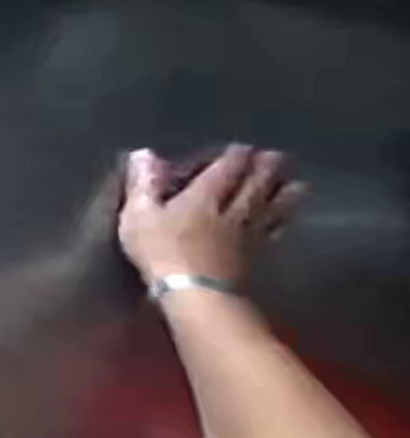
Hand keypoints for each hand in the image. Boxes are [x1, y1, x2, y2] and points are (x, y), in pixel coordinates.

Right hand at [118, 144, 303, 285]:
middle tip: (278, 157)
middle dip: (264, 172)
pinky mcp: (254, 253)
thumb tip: (145, 153)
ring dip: (284, 195)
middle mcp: (230, 212)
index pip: (221, 174)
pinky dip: (282, 221)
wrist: (194, 290)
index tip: (244, 147)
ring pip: (270, 208)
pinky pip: (273, 231)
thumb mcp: (138, 212)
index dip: (233, 160)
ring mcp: (247, 234)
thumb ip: (143, 183)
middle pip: (252, 188)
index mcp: (201, 199)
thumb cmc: (157, 247)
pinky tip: (286, 219)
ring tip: (298, 184)